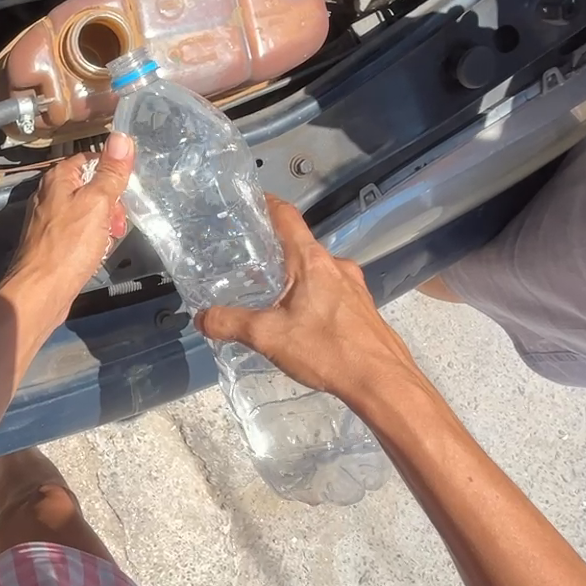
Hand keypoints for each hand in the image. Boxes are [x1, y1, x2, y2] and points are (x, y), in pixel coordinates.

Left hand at [2, 133, 134, 317]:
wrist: (40, 291)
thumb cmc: (69, 245)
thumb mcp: (97, 203)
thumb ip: (110, 172)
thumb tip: (122, 136)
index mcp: (58, 178)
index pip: (91, 159)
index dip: (112, 172)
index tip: (126, 190)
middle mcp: (49, 194)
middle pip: (91, 187)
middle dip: (110, 204)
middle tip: (114, 223)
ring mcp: (48, 219)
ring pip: (87, 212)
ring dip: (103, 225)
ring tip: (106, 241)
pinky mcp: (52, 242)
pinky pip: (79, 232)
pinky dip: (91, 240)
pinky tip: (95, 254)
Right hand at [195, 194, 436, 414]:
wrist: (384, 385)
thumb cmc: (328, 350)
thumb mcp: (267, 336)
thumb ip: (229, 323)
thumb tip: (201, 319)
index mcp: (312, 261)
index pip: (287, 217)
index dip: (268, 204)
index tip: (250, 200)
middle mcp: (336, 267)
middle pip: (300, 245)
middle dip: (274, 250)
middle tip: (247, 260)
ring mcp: (354, 288)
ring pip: (316, 271)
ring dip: (293, 277)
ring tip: (269, 295)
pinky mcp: (363, 310)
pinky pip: (331, 292)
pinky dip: (311, 297)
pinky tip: (299, 321)